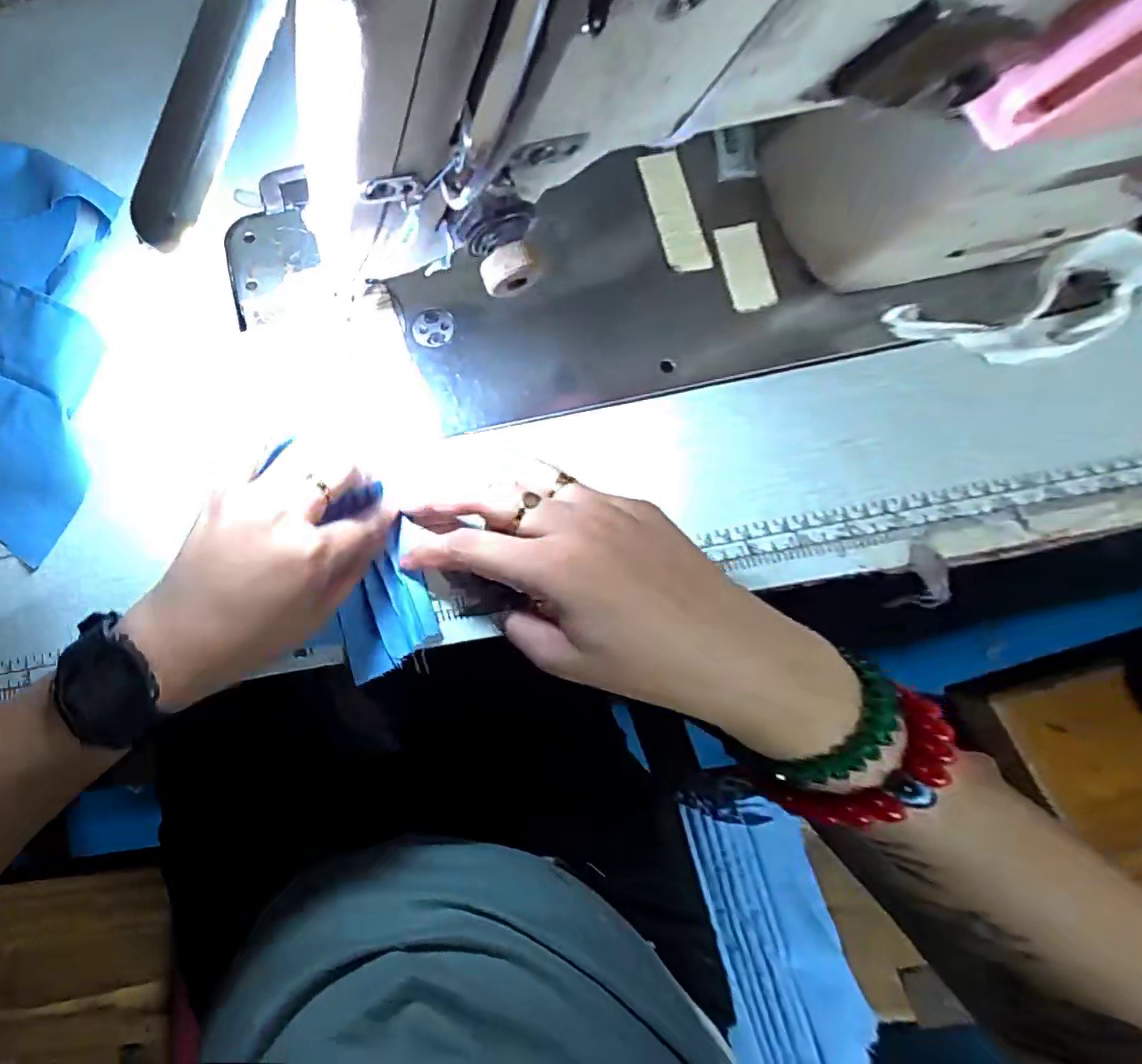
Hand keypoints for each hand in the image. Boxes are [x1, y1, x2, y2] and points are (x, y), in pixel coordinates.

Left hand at [121, 446, 393, 710]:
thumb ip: (353, 567)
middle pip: (339, 466)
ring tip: (324, 475)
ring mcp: (249, 494)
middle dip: (360, 474)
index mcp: (312, 552)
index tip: (388, 505)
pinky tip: (287, 458)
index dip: (384, 511)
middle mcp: (284, 513)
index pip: (365, 519)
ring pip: (303, 450)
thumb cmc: (256, 636)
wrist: (183, 635)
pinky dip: (277, 447)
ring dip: (324, 460)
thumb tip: (377, 531)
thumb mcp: (318, 613)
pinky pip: (254, 449)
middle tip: (359, 487)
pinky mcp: (221, 488)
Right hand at [400, 467, 859, 760]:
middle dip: (445, 496)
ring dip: (489, 478)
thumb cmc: (647, 667)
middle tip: (416, 502)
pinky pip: (571, 485)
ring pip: (531, 474)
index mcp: (552, 565)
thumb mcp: (566, 661)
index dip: (431, 549)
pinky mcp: (632, 502)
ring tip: (465, 486)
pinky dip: (538, 489)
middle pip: (491, 493)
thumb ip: (518, 625)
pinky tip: (531, 502)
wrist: (734, 649)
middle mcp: (571, 521)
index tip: (407, 554)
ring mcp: (605, 503)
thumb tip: (503, 601)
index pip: (472, 546)